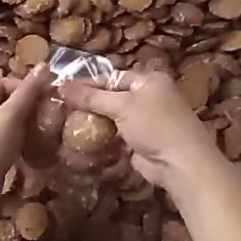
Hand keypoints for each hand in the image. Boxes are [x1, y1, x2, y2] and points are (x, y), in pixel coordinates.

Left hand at [0, 67, 50, 205]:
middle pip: (3, 99)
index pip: (3, 82)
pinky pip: (0, 131)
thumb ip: (28, 91)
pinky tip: (28, 140)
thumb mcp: (11, 117)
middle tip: (47, 113)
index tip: (49, 98)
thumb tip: (45, 65)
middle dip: (25, 105)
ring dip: (22, 120)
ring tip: (40, 126)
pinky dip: (15, 133)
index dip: (26, 88)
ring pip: (3, 116)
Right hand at [59, 70, 226, 190]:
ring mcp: (143, 119)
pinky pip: (114, 132)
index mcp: (148, 80)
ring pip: (110, 115)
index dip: (86, 83)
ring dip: (92, 120)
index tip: (60, 89)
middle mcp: (147, 96)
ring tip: (65, 122)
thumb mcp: (121, 106)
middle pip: (109, 96)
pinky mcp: (138, 139)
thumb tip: (60, 85)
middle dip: (87, 102)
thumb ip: (90, 97)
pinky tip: (80, 137)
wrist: (180, 164)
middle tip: (60, 107)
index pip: (110, 77)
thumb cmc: (155, 126)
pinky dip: (100, 134)